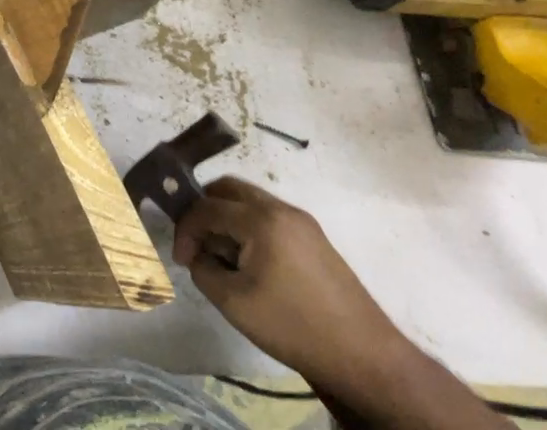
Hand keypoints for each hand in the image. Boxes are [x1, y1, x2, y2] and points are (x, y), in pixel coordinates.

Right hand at [175, 178, 407, 390]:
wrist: (364, 357)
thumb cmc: (292, 325)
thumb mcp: (231, 300)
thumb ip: (202, 268)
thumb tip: (201, 255)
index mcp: (262, 220)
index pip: (206, 207)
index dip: (185, 230)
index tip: (181, 260)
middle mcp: (283, 211)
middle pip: (228, 189)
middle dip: (203, 211)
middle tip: (196, 243)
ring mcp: (304, 224)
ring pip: (249, 202)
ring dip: (226, 220)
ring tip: (222, 257)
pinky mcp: (315, 241)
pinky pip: (269, 219)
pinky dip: (248, 229)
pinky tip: (248, 263)